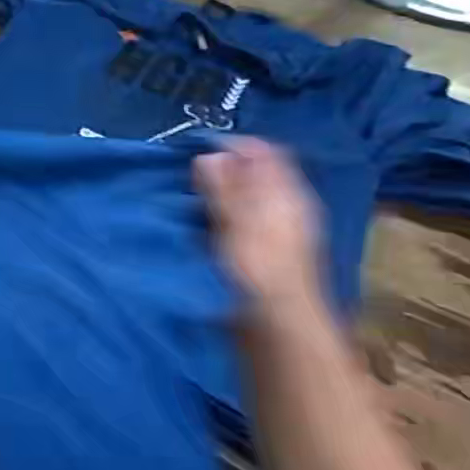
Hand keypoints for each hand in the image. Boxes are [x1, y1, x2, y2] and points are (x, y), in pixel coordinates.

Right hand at [193, 138, 324, 316]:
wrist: (277, 324)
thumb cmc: (258, 270)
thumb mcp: (236, 224)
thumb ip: (223, 190)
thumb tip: (209, 154)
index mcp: (287, 196)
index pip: (267, 153)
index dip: (233, 145)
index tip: (194, 148)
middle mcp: (285, 206)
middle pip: (253, 172)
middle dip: (219, 166)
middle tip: (182, 169)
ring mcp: (274, 227)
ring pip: (243, 193)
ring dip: (215, 188)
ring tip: (182, 189)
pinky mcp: (259, 246)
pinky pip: (236, 213)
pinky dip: (215, 207)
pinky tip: (194, 216)